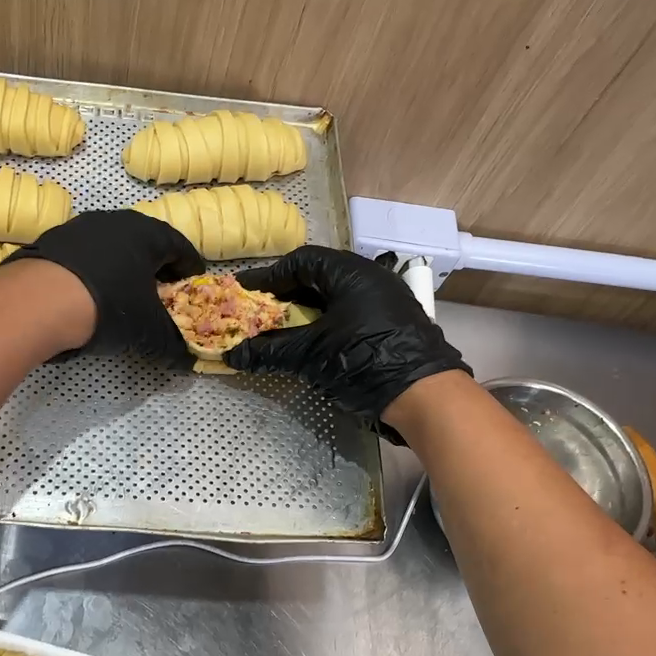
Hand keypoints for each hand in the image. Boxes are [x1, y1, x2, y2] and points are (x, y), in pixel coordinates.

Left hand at [1, 210, 205, 354]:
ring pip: (112, 249)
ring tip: (124, 297)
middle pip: (145, 244)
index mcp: (147, 233)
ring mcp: (78, 228)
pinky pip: (84, 258)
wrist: (38, 302)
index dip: (190, 269)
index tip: (194, 286)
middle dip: (156, 269)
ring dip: (123, 270)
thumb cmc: (107, 307)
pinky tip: (89, 297)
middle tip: (161, 294)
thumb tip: (187, 361)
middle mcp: (114, 221)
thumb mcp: (147, 331)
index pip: (180, 247)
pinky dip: (94, 275)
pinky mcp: (50, 243)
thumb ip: (171, 344)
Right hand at [225, 246, 470, 421]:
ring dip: (303, 313)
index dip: (269, 276)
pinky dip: (322, 326)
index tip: (244, 290)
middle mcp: (368, 279)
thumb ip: (270, 351)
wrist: (422, 394)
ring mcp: (382, 303)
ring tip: (277, 330)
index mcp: (350, 272)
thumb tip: (233, 355)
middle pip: (317, 278)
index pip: (301, 261)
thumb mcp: (311, 354)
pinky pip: (346, 316)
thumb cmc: (364, 360)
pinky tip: (308, 345)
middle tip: (258, 312)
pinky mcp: (388, 327)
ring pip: (333, 299)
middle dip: (285, 295)